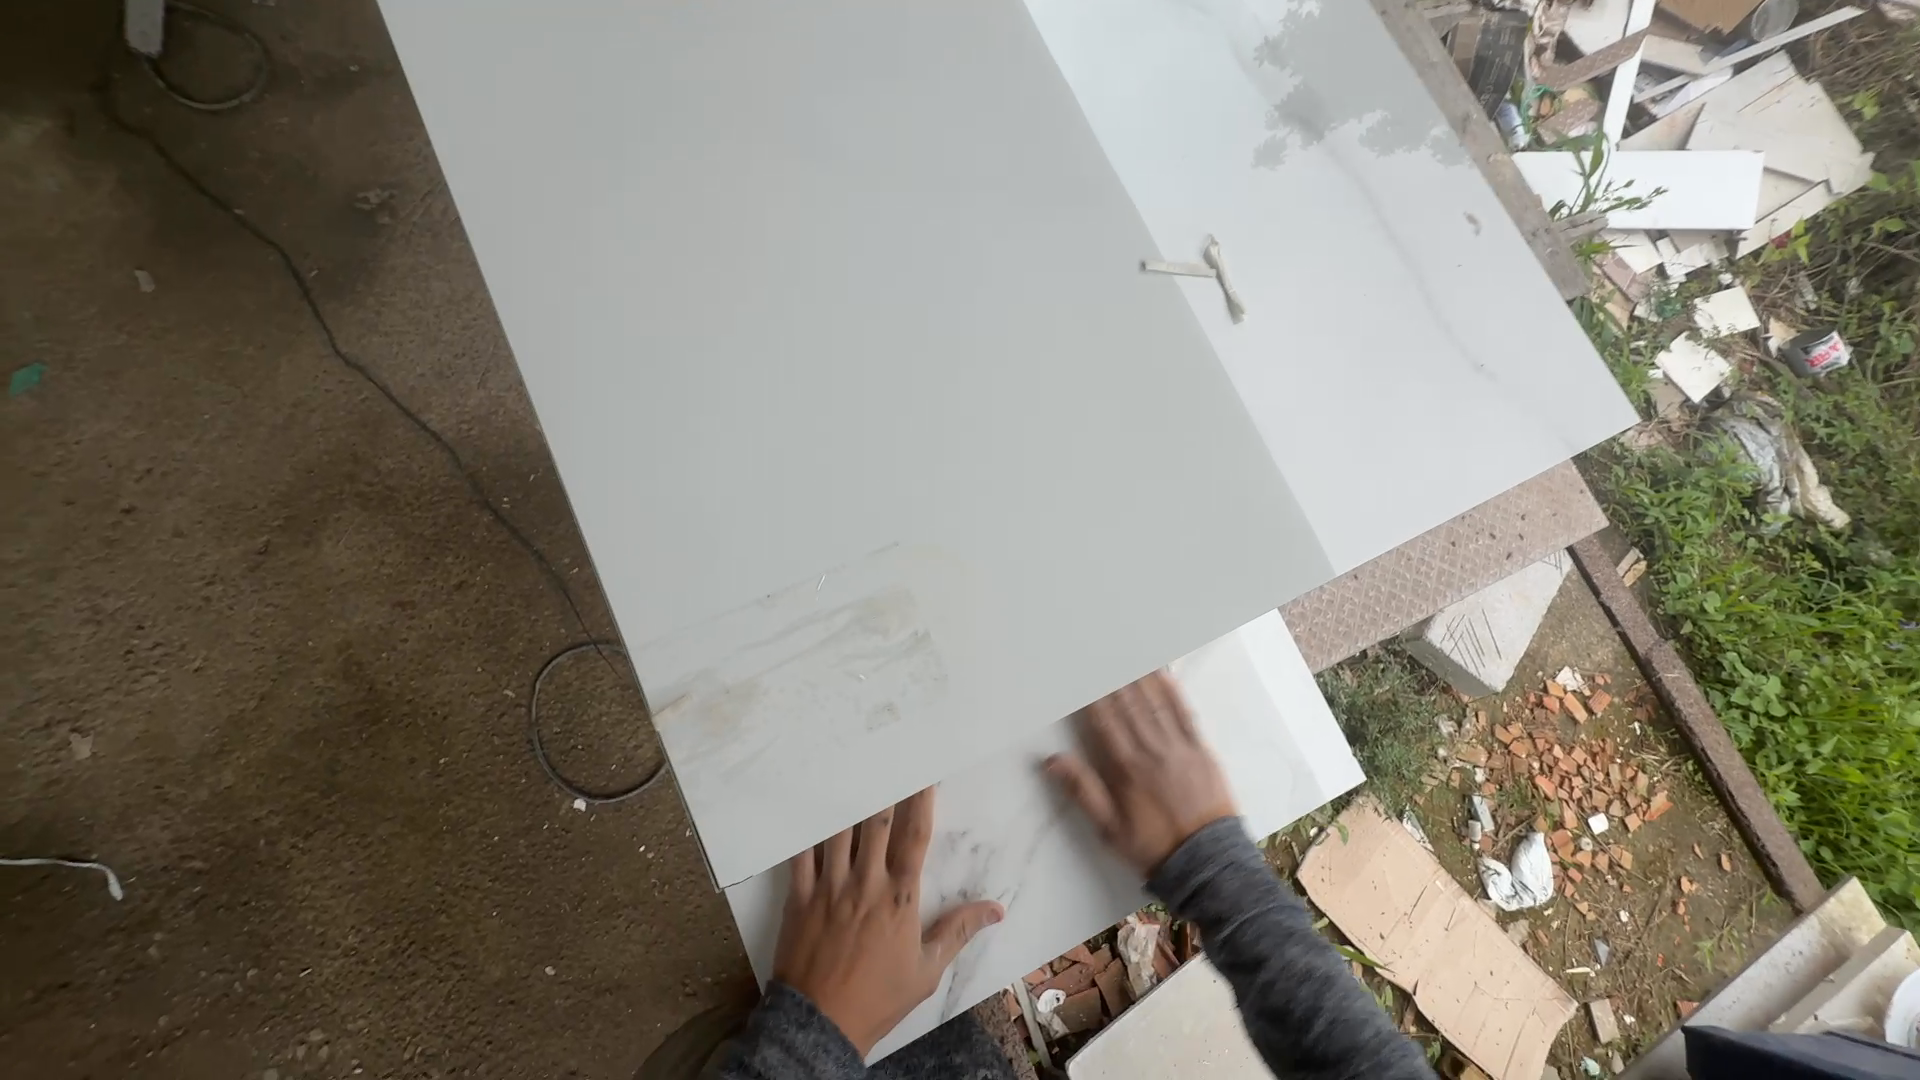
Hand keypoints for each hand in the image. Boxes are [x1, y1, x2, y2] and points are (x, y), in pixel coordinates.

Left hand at [771, 789, 1004, 1056]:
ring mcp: (830, 887)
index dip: (921, 800)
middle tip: (887, 757)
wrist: (821, 1025)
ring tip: (851, 769)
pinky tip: (807, 805)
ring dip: (848, 799)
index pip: (915, 837)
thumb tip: (997, 909)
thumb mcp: (927, 969)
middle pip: (877, 823)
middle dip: (884, 787)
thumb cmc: (879, 997)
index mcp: (900, 896)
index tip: (924, 772)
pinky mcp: (800, 897)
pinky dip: (805, 830)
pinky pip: (800, 855)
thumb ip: (959, 931)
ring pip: (839, 831)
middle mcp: (866, 882)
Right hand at [1046, 671, 1236, 875]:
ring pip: (1155, 702)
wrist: (1207, 865)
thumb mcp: (1109, 828)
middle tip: (1102, 650)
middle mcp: (1152, 750)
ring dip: (1139, 673)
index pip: (1104, 718)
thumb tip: (1050, 760)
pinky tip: (1162, 671)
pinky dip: (1173, 690)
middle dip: (1112, 673)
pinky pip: (1185, 713)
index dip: (1091, 690)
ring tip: (1127, 651)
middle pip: (1128, 703)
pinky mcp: (1202, 750)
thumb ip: (1082, 791)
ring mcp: (1180, 747)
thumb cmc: (1152, 846)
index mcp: (1126, 768)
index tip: (1082, 669)